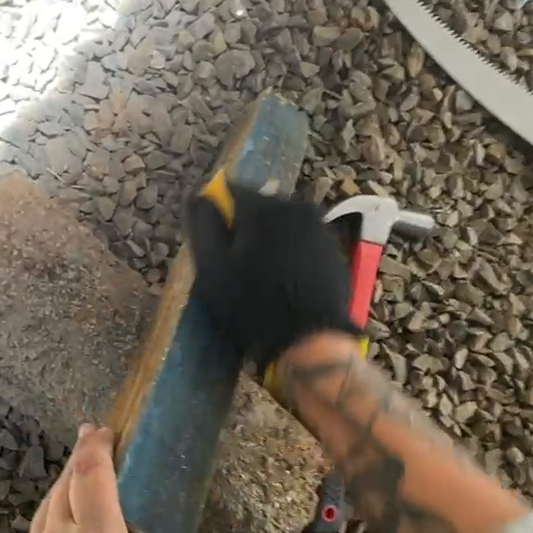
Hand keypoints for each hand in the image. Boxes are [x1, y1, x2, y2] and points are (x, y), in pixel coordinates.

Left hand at [13, 425, 199, 532]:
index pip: (89, 472)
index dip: (95, 444)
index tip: (104, 430)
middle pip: (62, 483)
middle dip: (79, 459)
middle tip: (98, 446)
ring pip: (44, 508)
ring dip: (63, 487)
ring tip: (84, 481)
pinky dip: (52, 518)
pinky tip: (68, 525)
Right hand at [185, 185, 358, 366]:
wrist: (310, 340)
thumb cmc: (252, 305)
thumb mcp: (213, 268)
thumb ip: (202, 225)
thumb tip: (199, 196)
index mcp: (263, 207)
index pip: (229, 191)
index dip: (216, 215)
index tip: (212, 241)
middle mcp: (295, 207)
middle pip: (258, 208)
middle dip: (244, 229)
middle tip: (236, 265)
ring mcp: (320, 228)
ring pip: (281, 225)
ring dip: (268, 242)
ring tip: (261, 277)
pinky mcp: (333, 250)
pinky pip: (301, 242)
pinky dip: (289, 254)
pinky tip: (283, 283)